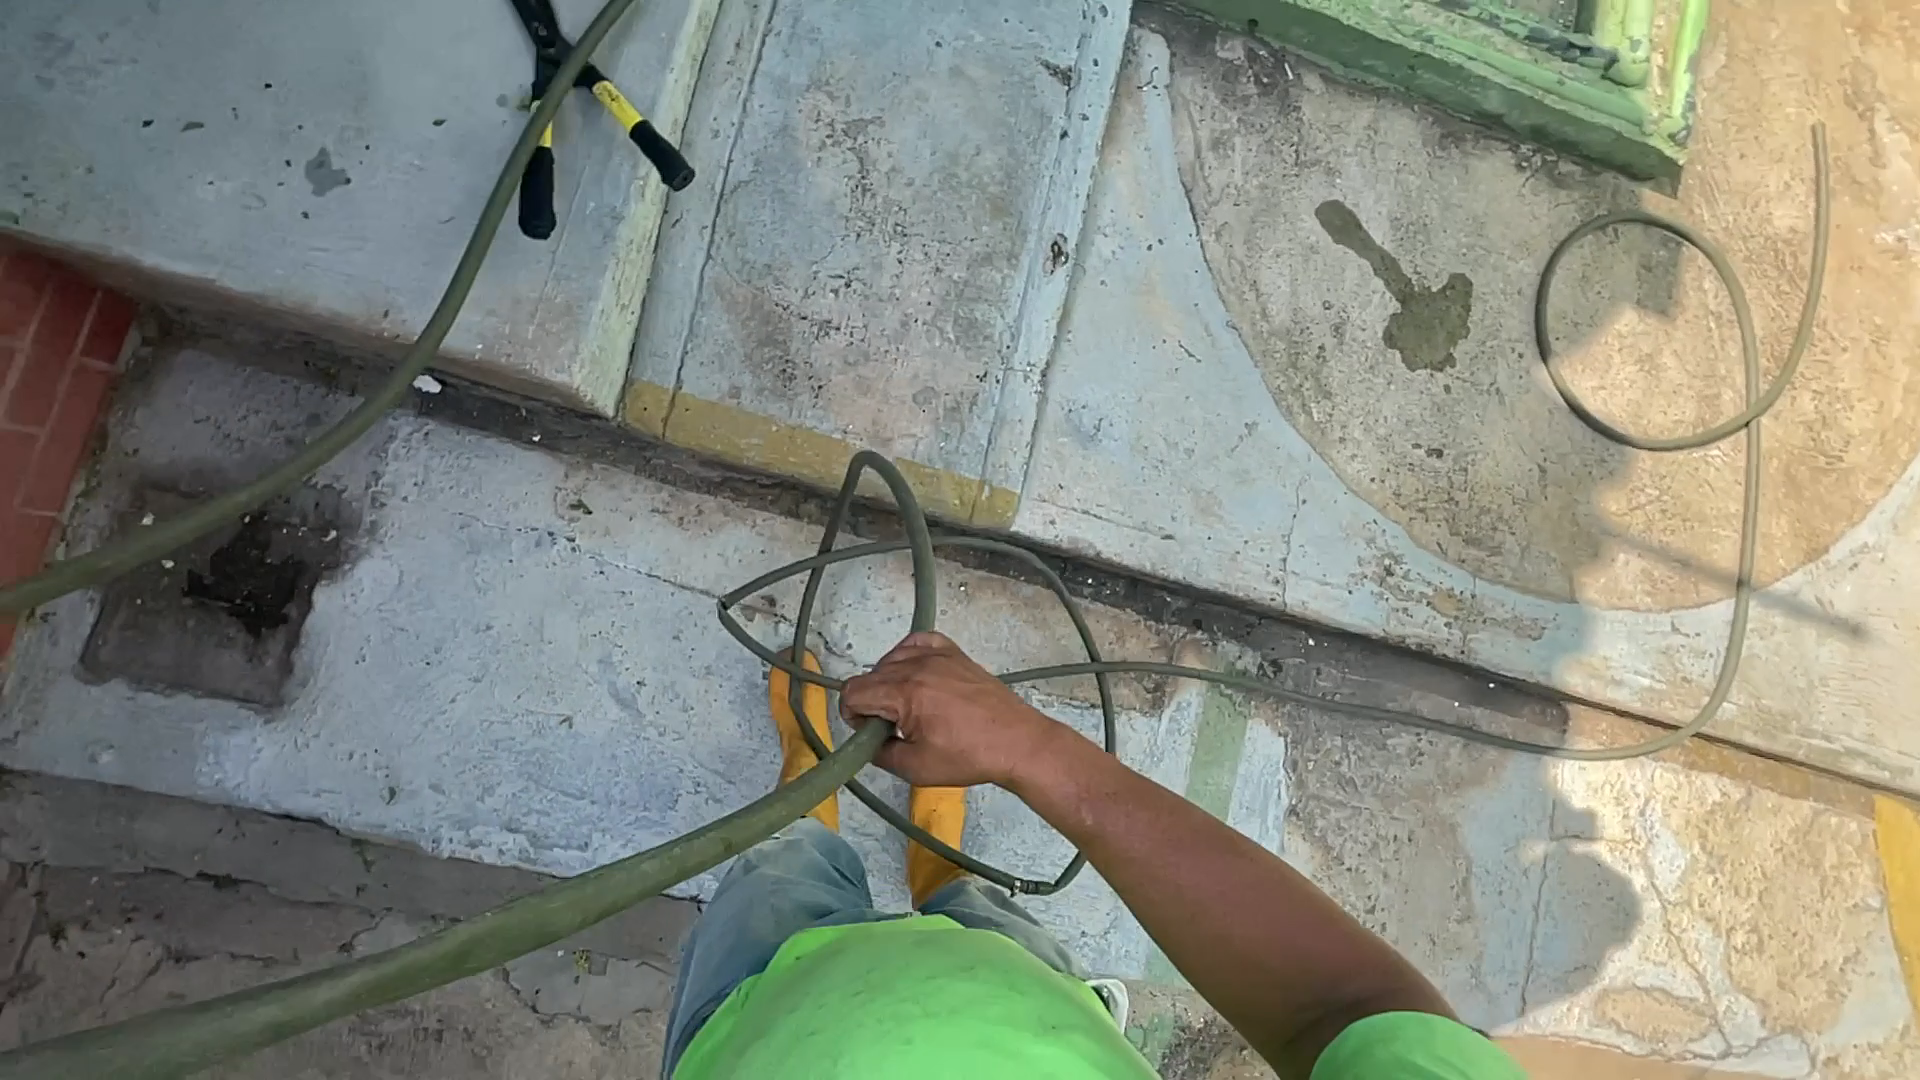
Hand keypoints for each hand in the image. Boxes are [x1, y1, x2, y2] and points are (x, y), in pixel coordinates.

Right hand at [838, 631, 1067, 788]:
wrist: (1016, 742)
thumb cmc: (970, 756)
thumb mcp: (916, 768)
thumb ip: (880, 753)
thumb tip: (867, 741)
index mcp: (906, 693)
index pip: (853, 690)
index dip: (852, 715)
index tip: (870, 732)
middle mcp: (919, 665)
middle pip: (870, 675)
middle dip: (871, 702)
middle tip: (891, 728)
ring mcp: (939, 655)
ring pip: (891, 659)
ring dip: (888, 682)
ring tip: (907, 707)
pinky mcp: (954, 653)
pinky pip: (918, 641)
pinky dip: (908, 655)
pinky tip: (915, 676)